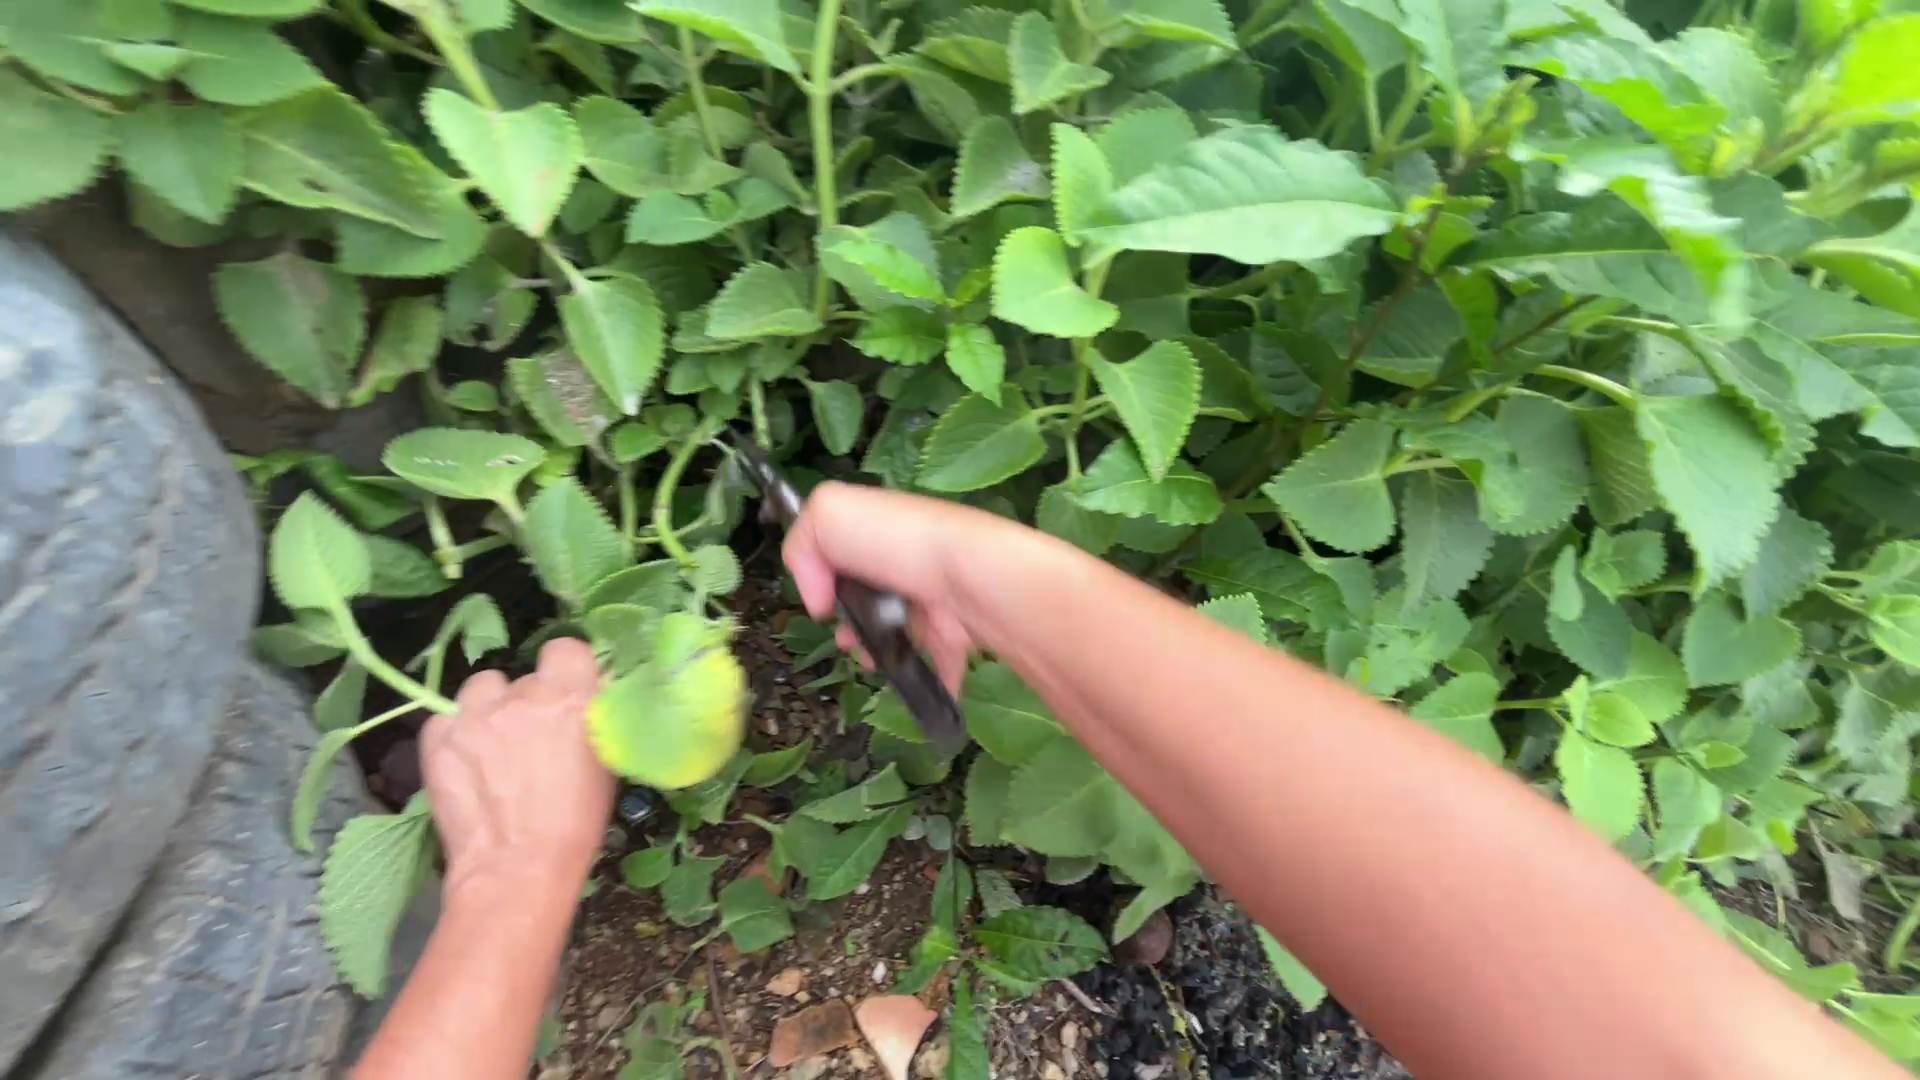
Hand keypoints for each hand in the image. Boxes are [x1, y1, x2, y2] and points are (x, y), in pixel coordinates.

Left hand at [421, 638, 614, 895]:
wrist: (519, 865)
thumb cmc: (579, 817)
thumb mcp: (606, 756)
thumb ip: (593, 714)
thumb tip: (588, 695)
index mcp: (573, 695)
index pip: (565, 647)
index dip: (566, 668)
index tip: (567, 691)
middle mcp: (523, 694)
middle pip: (524, 676)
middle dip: (529, 700)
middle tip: (532, 736)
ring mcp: (475, 715)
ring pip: (481, 688)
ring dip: (489, 708)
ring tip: (493, 742)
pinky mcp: (437, 739)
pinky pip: (445, 718)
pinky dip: (455, 733)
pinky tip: (466, 761)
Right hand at [782, 481, 1032, 692]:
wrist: (967, 576)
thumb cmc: (896, 542)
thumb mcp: (826, 514)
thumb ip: (800, 548)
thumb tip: (818, 601)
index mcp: (878, 528)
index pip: (844, 552)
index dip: (823, 578)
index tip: (821, 604)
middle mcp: (907, 559)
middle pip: (869, 596)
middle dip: (849, 623)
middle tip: (844, 640)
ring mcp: (933, 595)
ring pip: (897, 630)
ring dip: (878, 652)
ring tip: (869, 662)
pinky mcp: (955, 629)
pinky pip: (937, 659)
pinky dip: (926, 677)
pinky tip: (907, 685)